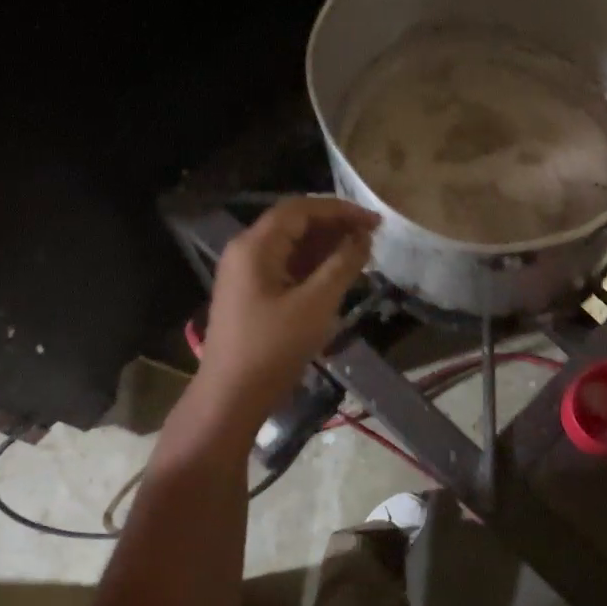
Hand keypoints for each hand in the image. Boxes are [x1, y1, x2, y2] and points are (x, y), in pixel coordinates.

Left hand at [187, 197, 378, 433]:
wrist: (232, 396)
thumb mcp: (315, 305)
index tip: (374, 221)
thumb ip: (342, 266)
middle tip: (372, 237)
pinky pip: (286, 268)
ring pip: (291, 247)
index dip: (340, 210)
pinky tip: (338, 276)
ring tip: (362, 255)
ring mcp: (246, 275)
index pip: (300, 209)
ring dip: (326, 247)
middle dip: (334, 226)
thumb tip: (362, 239)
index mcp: (255, 246)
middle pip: (294, 224)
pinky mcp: (252, 296)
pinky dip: (313, 267)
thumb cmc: (273, 348)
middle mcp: (246, 252)